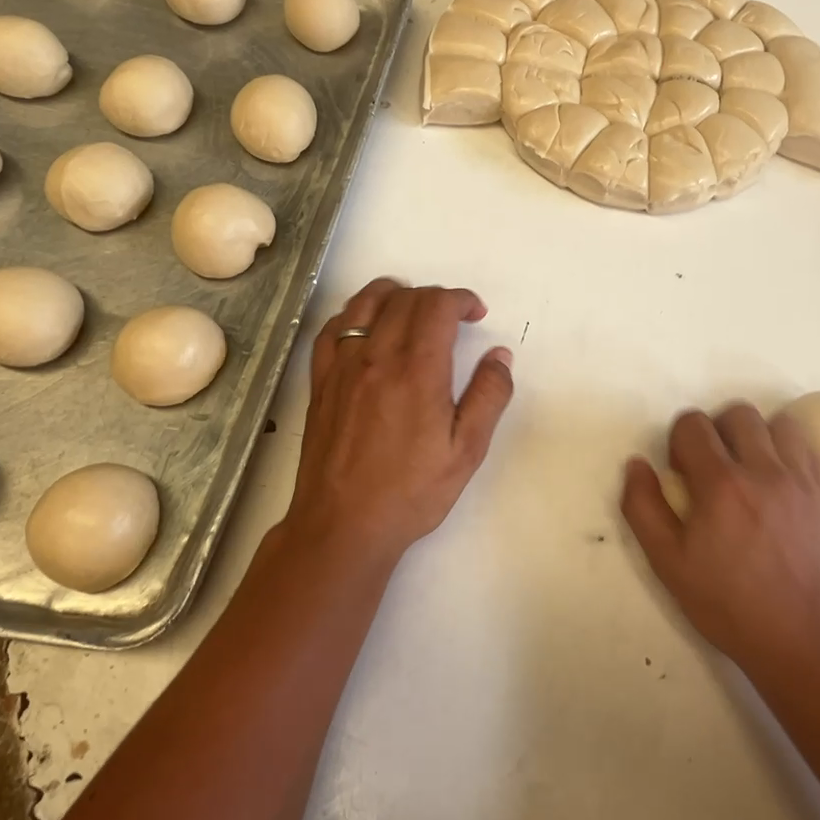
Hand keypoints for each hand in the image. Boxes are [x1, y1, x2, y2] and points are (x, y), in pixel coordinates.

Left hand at [284, 278, 514, 562]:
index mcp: (417, 370)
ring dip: (393, 295)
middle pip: (404, 299)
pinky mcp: (320, 383)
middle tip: (453, 319)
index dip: (461, 299)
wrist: (343, 524)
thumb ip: (488, 396)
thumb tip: (499, 356)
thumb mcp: (466, 451)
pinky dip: (353, 315)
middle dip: (434, 297)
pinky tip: (364, 328)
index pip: (437, 306)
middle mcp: (376, 356)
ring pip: (364, 304)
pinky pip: (332, 329)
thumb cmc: (411, 492)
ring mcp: (342, 367)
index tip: (476, 313)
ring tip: (412, 309)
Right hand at [622, 403, 819, 672]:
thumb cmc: (727, 605)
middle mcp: (764, 470)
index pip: (693, 424)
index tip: (682, 471)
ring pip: (780, 424)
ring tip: (751, 470)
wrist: (802, 638)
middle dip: (718, 430)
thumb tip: (637, 464)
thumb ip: (643, 507)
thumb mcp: (668, 564)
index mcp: (720, 485)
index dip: (679, 440)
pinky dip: (790, 453)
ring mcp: (801, 480)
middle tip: (713, 467)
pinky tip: (780, 484)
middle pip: (738, 413)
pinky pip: (809, 448)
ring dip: (758, 437)